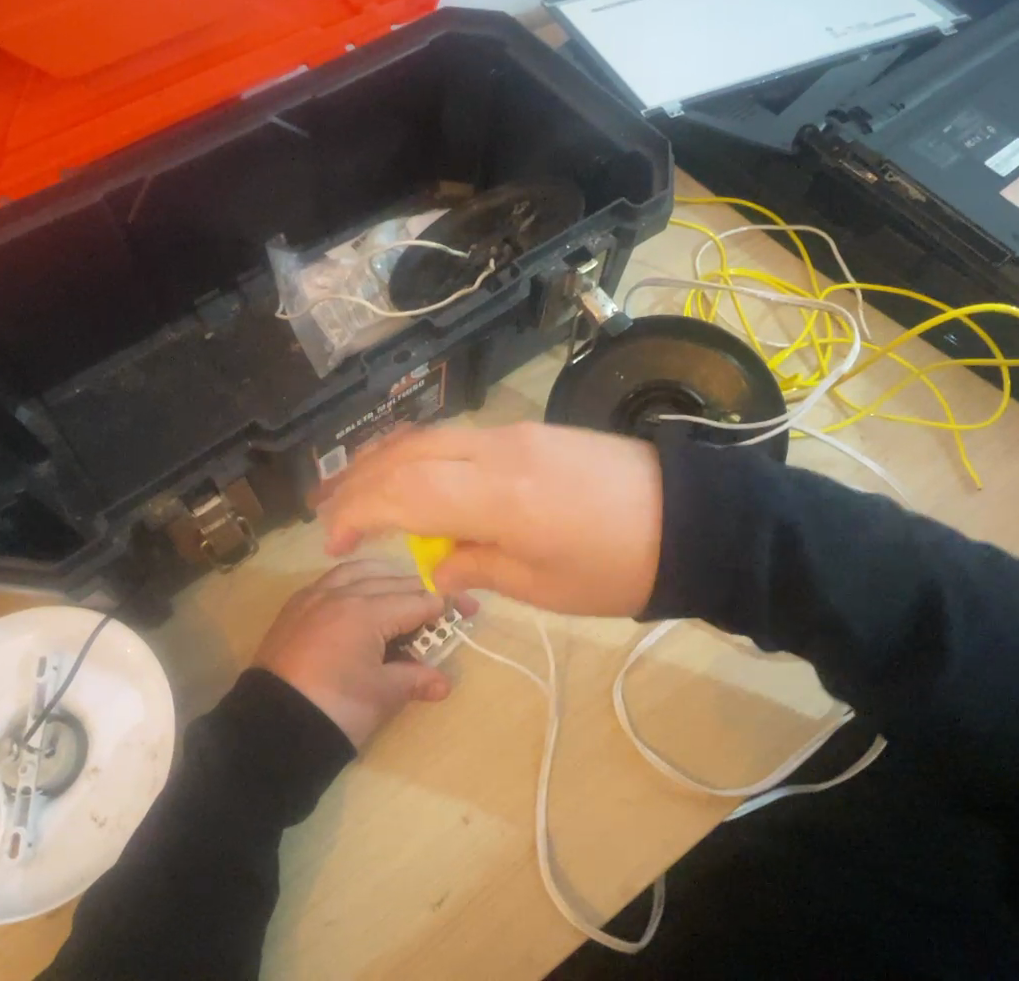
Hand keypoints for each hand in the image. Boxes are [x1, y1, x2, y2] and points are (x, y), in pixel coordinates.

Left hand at [254, 560, 475, 747]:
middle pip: (392, 581)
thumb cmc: (335, 708)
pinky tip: (362, 598)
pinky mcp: (295, 608)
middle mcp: (340, 593)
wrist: (271, 727)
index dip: (447, 606)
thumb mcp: (382, 695)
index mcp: (366, 611)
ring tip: (403, 595)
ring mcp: (313, 597)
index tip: (469, 611)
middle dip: (420, 592)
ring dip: (386, 579)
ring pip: (359, 571)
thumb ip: (414, 679)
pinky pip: (332, 580)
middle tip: (442, 608)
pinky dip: (355, 582)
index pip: (417, 600)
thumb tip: (442, 682)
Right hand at [314, 424, 664, 617]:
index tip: (334, 542)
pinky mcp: (528, 431)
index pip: (403, 492)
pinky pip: (456, 437)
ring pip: (428, 437)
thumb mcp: (542, 587)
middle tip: (326, 511)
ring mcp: (512, 433)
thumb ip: (475, 567)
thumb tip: (434, 565)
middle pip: (405, 452)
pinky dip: (420, 455)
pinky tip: (412, 477)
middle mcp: (495, 451)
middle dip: (358, 480)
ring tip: (356, 490)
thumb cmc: (617, 567)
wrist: (691, 519)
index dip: (358, 512)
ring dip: (385, 462)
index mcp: (497, 495)